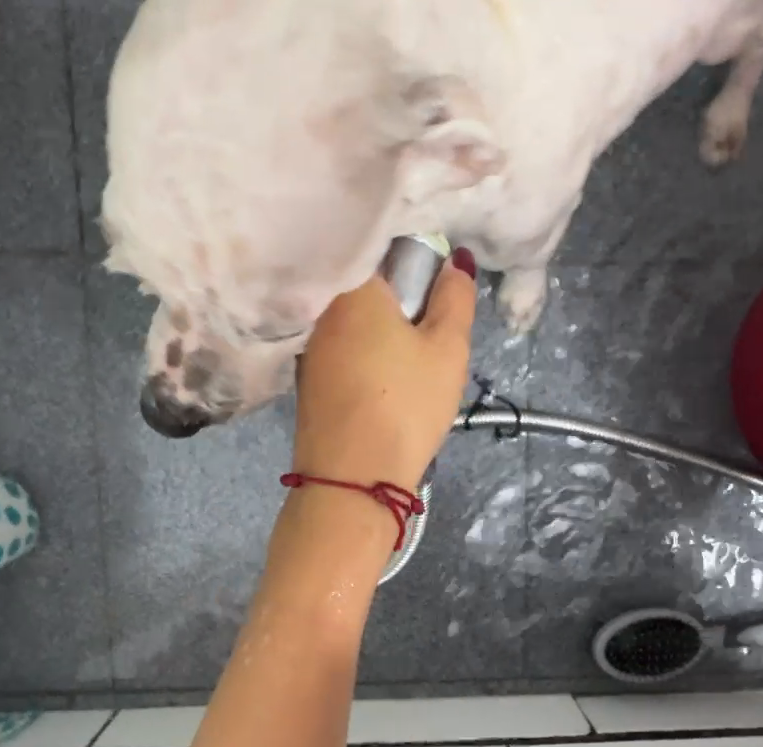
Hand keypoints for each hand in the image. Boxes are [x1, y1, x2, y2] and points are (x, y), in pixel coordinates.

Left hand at [293, 252, 475, 490]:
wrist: (352, 478)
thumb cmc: (406, 405)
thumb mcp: (449, 350)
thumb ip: (456, 299)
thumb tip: (455, 262)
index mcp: (355, 288)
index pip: (389, 252)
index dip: (420, 271)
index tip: (437, 303)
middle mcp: (323, 309)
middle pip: (369, 290)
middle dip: (401, 308)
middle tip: (427, 345)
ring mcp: (310, 347)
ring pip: (355, 327)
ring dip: (381, 339)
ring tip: (406, 376)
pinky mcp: (306, 382)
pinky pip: (342, 356)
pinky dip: (363, 364)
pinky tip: (379, 393)